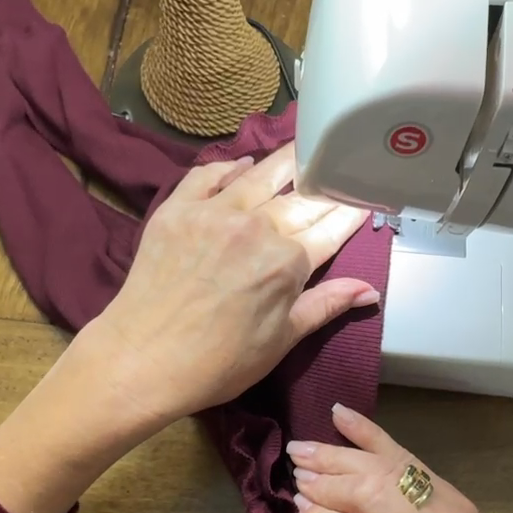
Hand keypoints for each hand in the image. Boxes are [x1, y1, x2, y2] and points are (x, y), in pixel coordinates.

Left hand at [77, 146, 375, 425]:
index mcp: (289, 263)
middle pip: (301, 198)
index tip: (366, 198)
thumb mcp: (281, 341)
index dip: (351, 213)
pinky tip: (243, 164)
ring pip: (260, 175)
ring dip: (287, 161)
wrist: (141, 361)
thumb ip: (326, 306)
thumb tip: (370, 290)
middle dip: (326, 185)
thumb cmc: (218, 363)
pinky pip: (208, 175)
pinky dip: (229, 167)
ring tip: (305, 149)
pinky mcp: (177, 208)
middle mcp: (256, 227)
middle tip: (340, 169)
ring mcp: (214, 212)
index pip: (331, 228)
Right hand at [290, 406, 512, 512]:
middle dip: (327, 478)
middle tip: (293, 469)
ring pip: (386, 470)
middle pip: (371, 495)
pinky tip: (341, 417)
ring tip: (302, 448)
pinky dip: (370, 435)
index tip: (296, 503)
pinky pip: (406, 456)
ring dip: (339, 455)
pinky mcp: (453, 491)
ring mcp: (449, 511)